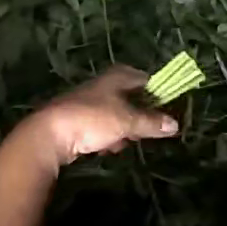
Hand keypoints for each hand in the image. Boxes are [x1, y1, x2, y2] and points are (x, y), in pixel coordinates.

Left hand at [8, 66, 178, 173]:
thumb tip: (175, 123)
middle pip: (132, 99)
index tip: (169, 113)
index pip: (146, 79)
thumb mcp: (127, 121)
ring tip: (122, 143)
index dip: (159, 94)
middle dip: (140, 117)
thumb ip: (151, 122)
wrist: (51, 132)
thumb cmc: (92, 119)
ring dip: (123, 131)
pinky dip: (107, 137)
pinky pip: (103, 127)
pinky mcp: (81, 119)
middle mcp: (104, 84)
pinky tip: (105, 148)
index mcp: (117, 77)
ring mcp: (91, 101)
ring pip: (118, 115)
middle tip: (145, 133)